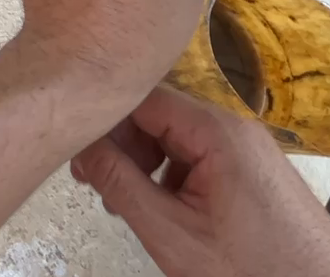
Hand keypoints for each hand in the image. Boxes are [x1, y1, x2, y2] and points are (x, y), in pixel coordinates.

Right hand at [73, 87, 329, 276]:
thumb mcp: (172, 233)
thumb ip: (118, 182)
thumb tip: (76, 141)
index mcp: (216, 130)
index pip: (140, 96)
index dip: (102, 118)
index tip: (75, 149)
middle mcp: (234, 126)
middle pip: (156, 115)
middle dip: (120, 145)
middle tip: (90, 181)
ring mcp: (248, 149)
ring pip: (173, 136)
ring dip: (142, 163)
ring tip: (122, 201)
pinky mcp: (255, 173)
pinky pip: (197, 156)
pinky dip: (170, 176)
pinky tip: (159, 209)